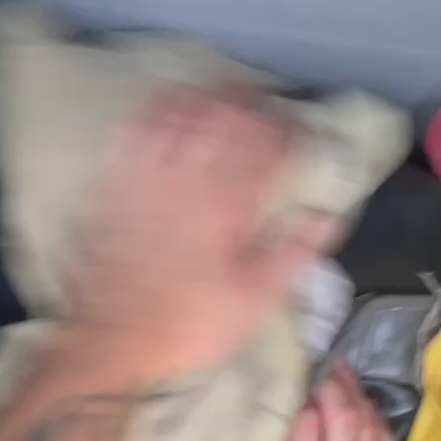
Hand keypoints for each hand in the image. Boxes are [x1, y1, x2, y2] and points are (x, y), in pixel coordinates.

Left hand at [62, 86, 342, 386]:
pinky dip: (158, 112)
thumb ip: (291, 253)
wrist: (114, 339)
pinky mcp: (115, 182)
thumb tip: (326, 218)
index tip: (299, 139)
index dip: (289, 133)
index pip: (268, 144)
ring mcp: (148, 174)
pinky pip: (137, 127)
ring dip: (208, 101)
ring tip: (224, 107)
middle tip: (266, 117)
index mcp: (229, 203)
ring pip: (182, 111)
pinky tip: (169, 114)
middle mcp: (190, 175)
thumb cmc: (189, 325)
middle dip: (252, 108)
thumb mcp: (251, 300)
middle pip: (226, 114)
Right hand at [233, 362, 401, 440]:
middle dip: (334, 385)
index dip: (299, 398)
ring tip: (344, 372)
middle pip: (345, 420)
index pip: (307, 429)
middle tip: (321, 363)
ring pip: (370, 431)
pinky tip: (370, 411)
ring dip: (358, 398)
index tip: (287, 377)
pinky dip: (382, 427)